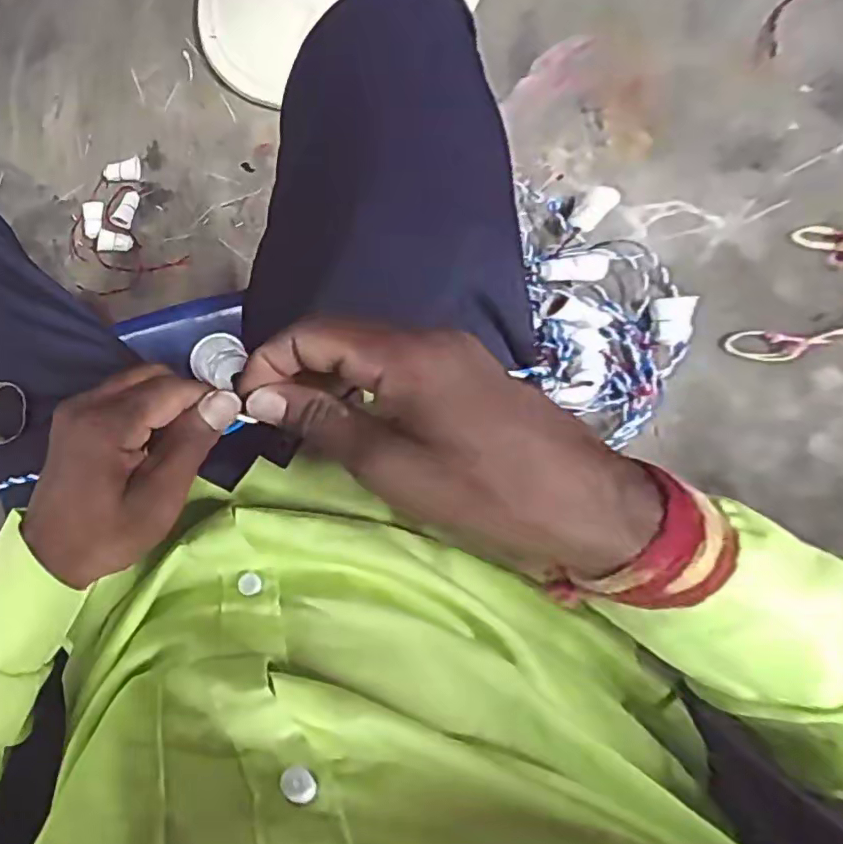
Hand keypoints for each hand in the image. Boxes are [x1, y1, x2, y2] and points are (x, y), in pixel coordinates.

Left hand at [22, 366, 241, 588]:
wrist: (49, 553)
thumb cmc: (106, 535)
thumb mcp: (158, 499)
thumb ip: (190, 444)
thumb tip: (222, 399)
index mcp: (105, 423)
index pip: (170, 387)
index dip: (204, 398)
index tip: (227, 420)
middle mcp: (86, 403)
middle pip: (150, 375)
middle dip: (183, 396)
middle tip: (199, 435)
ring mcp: (75, 406)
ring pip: (134, 380)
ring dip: (162, 401)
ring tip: (174, 442)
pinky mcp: (72, 415)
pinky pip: (117, 394)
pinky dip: (141, 407)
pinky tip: (148, 441)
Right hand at [237, 318, 663, 580]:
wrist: (594, 510)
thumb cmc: (485, 493)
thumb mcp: (389, 465)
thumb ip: (320, 421)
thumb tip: (259, 397)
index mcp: (405, 355)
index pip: (311, 333)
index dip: (268, 362)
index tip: (248, 404)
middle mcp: (423, 338)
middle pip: (332, 335)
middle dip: (288, 369)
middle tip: (266, 416)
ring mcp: (444, 350)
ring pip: (357, 349)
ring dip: (318, 378)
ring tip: (297, 421)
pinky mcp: (456, 369)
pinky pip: (385, 363)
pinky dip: (351, 384)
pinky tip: (343, 417)